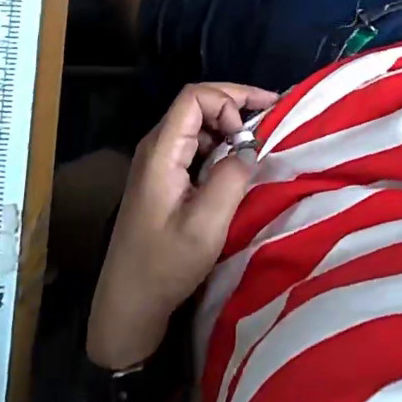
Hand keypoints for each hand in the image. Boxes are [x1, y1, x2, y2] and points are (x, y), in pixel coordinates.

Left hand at [87, 82, 278, 366]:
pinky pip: (198, 144)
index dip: (229, 99)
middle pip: (198, 103)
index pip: (194, 97)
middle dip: (238, 104)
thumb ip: (231, 178)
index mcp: (161, 153)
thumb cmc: (164, 265)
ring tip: (263, 139)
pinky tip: (243, 159)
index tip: (255, 128)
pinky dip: (224, 143)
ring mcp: (160, 163)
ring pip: (200, 123)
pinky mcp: (166, 178)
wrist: (128, 304)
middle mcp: (157, 148)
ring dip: (233, 124)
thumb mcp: (206, 225)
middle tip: (273, 116)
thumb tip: (252, 147)